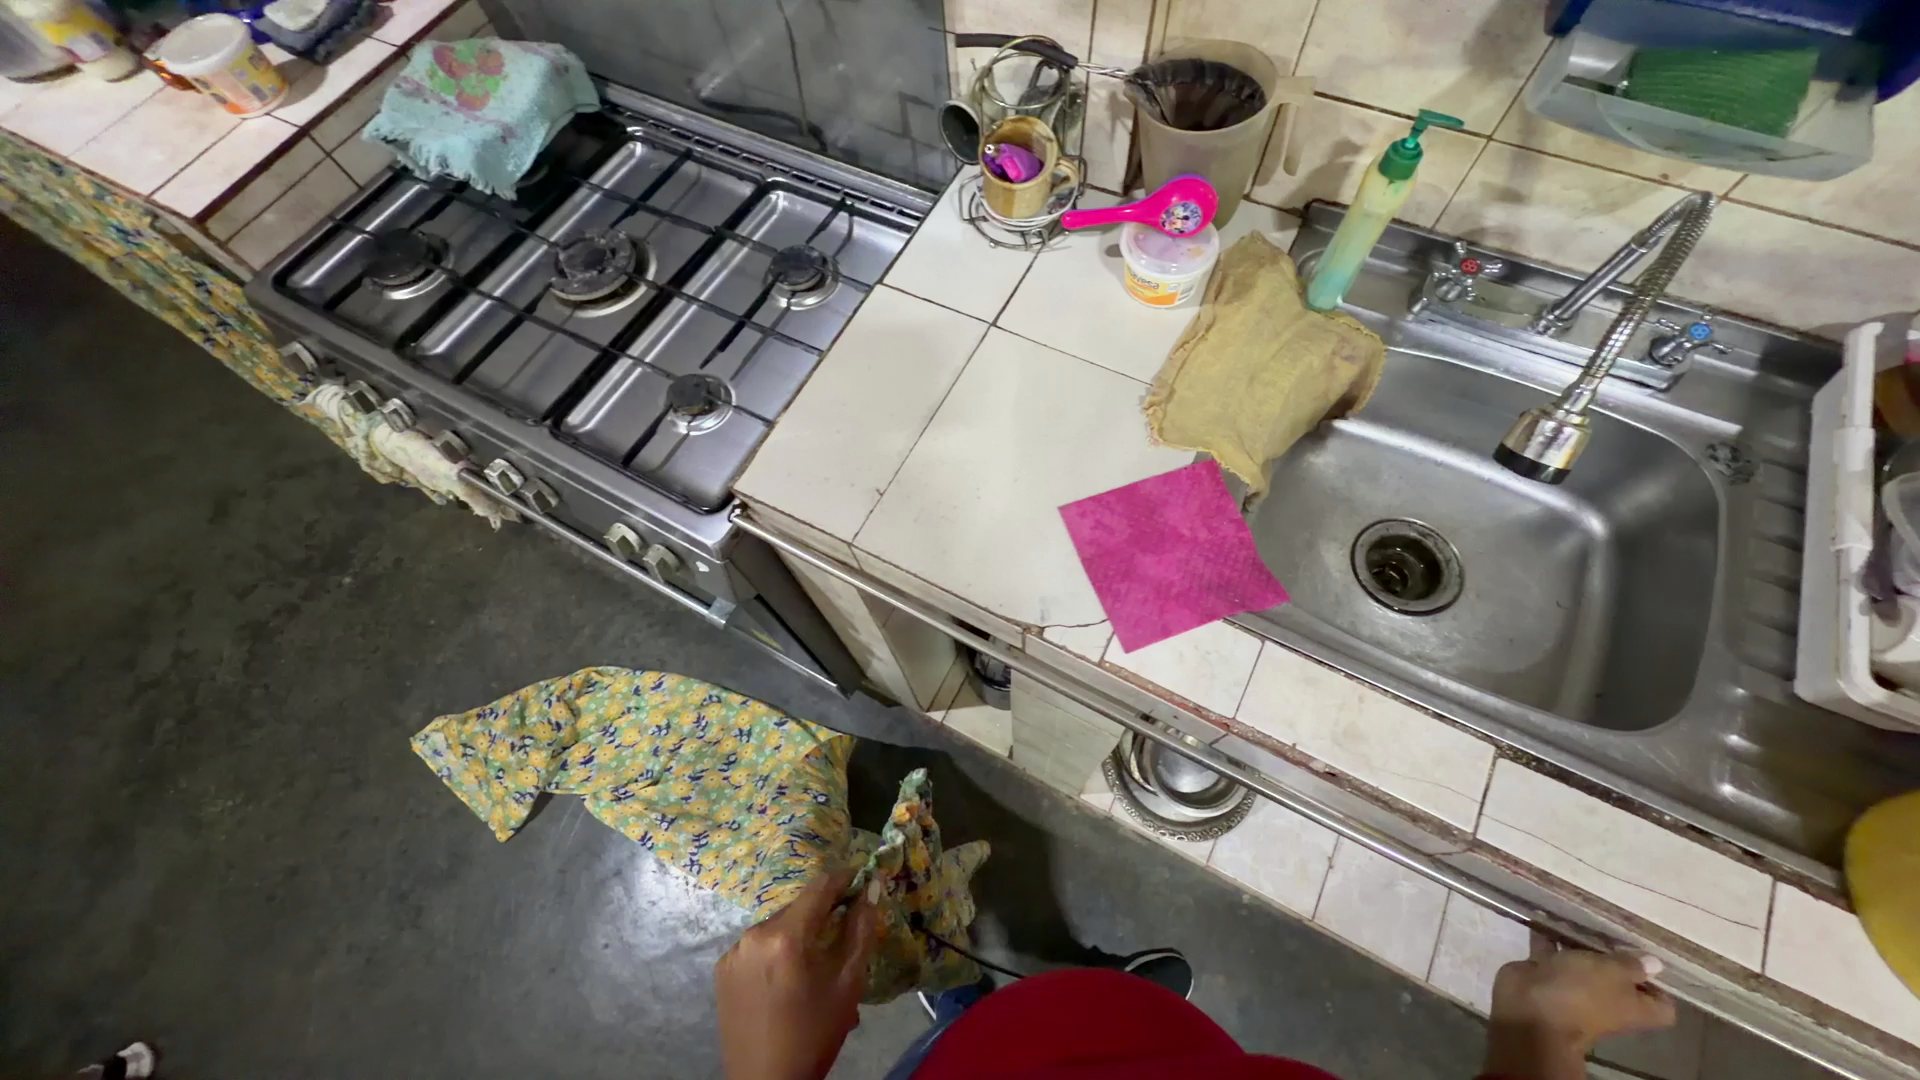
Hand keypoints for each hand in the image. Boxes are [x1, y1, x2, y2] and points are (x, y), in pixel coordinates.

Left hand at [714, 867, 879, 1079]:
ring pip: (777, 926)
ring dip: (799, 932)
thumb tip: (872, 887)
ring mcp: (733, 952)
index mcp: (786, 936)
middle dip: (822, 913)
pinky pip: (757, 945)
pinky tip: (786, 977)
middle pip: (798, 907)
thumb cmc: (814, 1034)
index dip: (843, 878)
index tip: (860, 878)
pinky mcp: (722, 969)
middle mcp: (754, 934)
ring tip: (814, 962)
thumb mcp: (848, 983)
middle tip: (843, 932)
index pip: (819, 887)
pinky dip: (776, 950)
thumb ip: (861, 929)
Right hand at [1482, 934, 1675, 1079]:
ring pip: (1583, 962)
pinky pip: (1552, 952)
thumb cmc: (1581, 992)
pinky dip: (1548, 937)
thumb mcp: (1612, 972)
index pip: (1661, 1001)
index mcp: (1636, 1008)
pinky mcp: (1547, 975)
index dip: (1657, 981)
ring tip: (1576, 914)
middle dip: (1612, 951)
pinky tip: (1545, 915)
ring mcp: (1576, 988)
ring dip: (1578, 941)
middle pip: (1619, 976)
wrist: (1530, 1006)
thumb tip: (1655, 963)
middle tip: (1608, 925)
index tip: (1645, 954)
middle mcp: (1609, 1001)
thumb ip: (1631, 964)